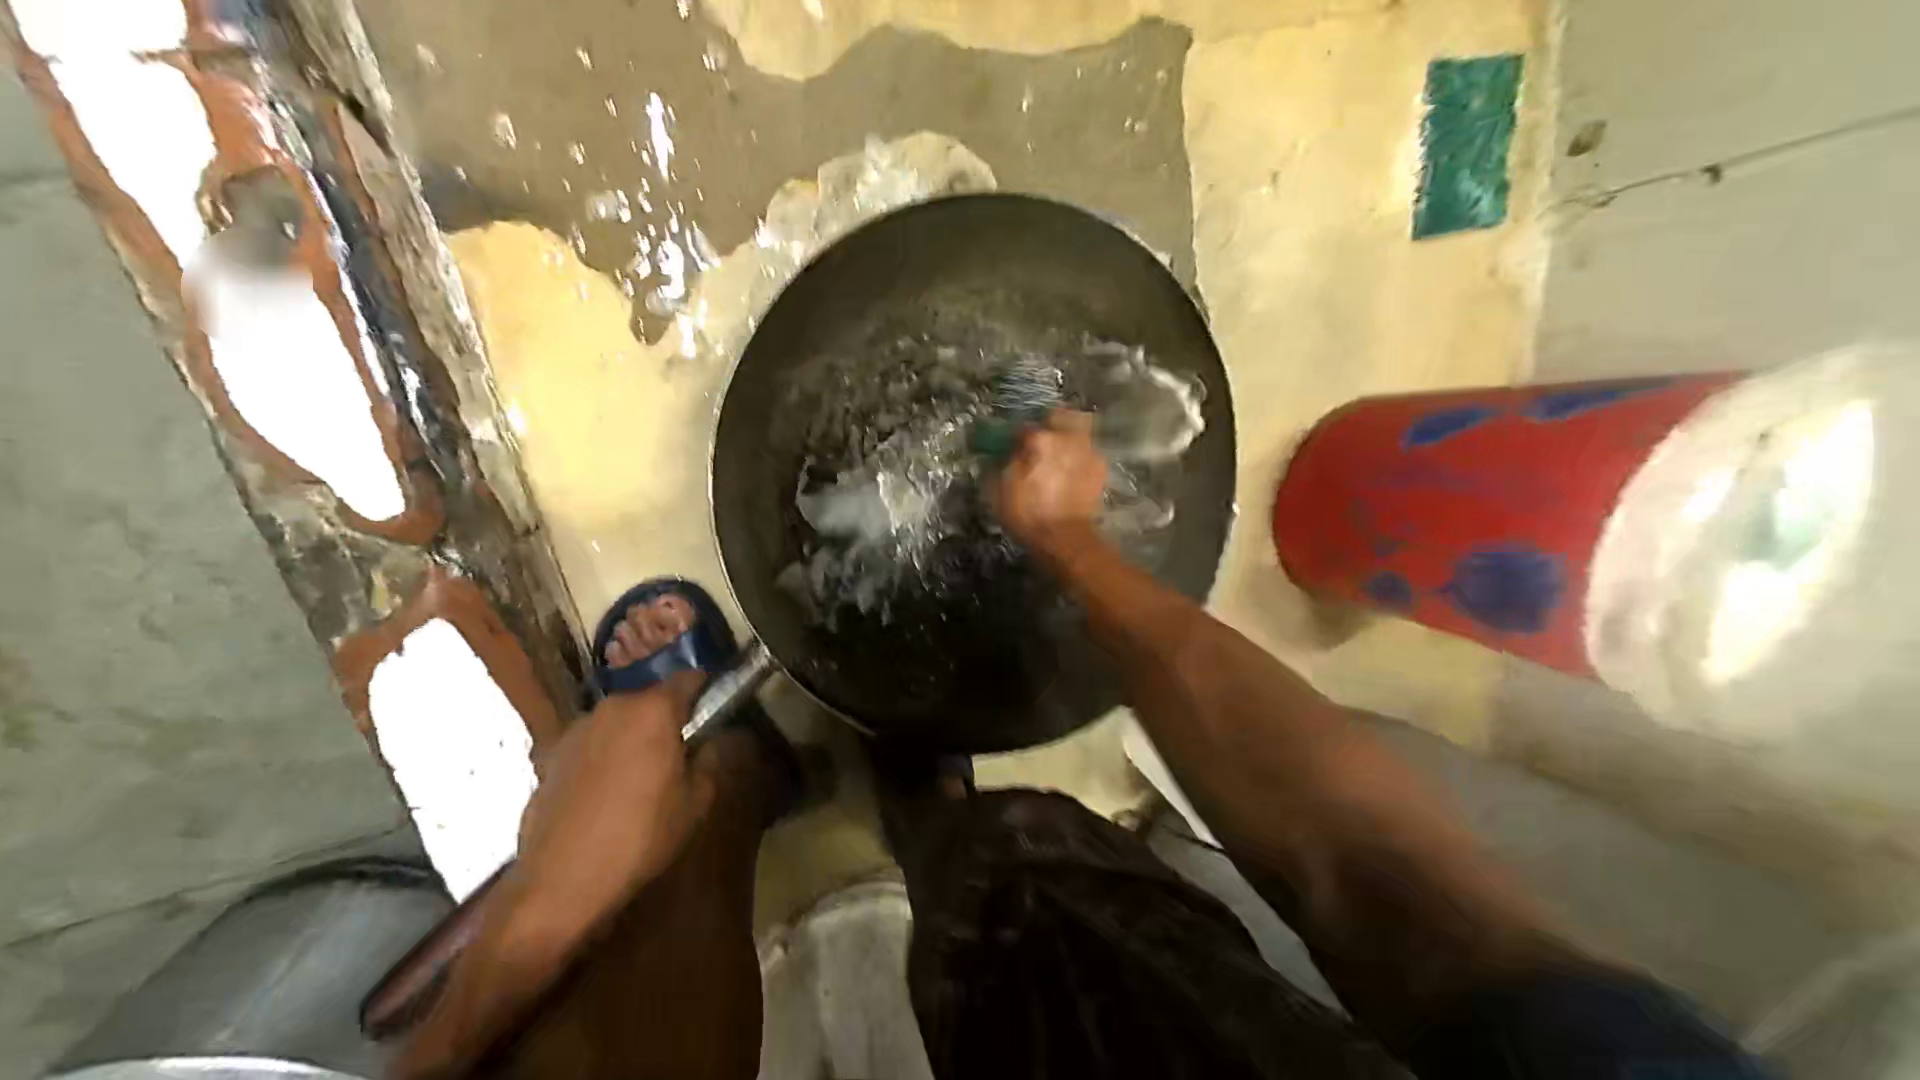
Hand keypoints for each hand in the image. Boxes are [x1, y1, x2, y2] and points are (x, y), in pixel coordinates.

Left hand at [391, 670, 715, 1079]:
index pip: (690, 678)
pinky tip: (606, 796)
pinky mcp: (548, 758)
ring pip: (619, 722)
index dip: (708, 691)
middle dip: (668, 719)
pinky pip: (591, 745)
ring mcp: (575, 731)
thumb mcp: (698, 801)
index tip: (717, 710)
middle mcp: (612, 708)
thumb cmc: (641, 837)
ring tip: (641, 778)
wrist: (559, 885)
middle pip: (651, 700)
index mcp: (653, 710)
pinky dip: (604, 758)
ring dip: (634, 737)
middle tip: (682, 753)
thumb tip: (717, 738)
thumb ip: (714, 758)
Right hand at [994, 410, 1106, 558]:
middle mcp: (1067, 438)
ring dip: (1069, 438)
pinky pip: (1088, 452)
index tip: (1014, 445)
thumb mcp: (999, 490)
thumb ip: (1003, 463)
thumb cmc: (1027, 514)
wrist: (1065, 539)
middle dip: (1053, 421)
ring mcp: (1088, 451)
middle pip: (1063, 414)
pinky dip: (1079, 457)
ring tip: (1059, 455)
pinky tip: (1071, 472)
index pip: (1025, 425)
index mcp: (1039, 439)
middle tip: (1044, 436)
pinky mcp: (1100, 468)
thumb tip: (1008, 452)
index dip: (1018, 435)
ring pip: (1080, 431)